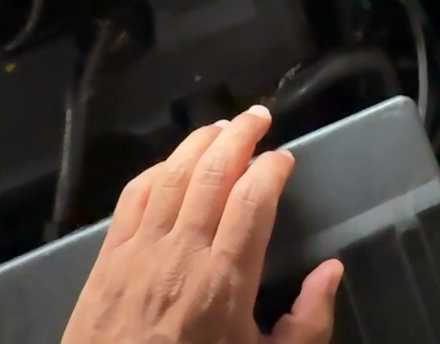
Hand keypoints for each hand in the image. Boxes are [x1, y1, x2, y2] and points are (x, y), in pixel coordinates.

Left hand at [62, 105, 343, 343]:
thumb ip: (306, 325)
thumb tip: (332, 270)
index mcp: (223, 283)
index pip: (252, 198)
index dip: (272, 167)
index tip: (285, 158)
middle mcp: (182, 255)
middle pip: (214, 171)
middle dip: (241, 134)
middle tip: (260, 116)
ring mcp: (140, 253)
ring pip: (174, 173)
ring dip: (201, 140)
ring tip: (224, 125)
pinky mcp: (107, 259)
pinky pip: (134, 196)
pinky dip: (158, 168)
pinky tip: (175, 161)